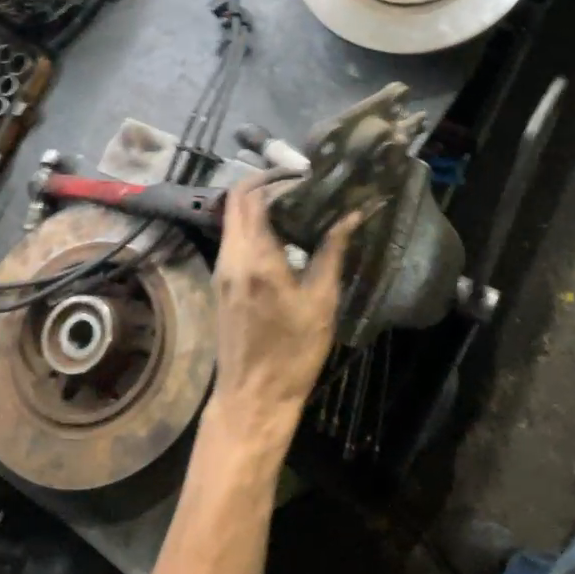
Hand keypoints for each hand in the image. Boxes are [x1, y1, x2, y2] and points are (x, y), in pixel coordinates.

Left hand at [204, 172, 359, 445]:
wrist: (252, 398)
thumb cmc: (293, 353)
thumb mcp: (321, 302)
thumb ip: (332, 252)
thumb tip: (353, 215)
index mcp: (256, 257)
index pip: (255, 195)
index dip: (278, 178)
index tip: (309, 175)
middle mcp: (231, 256)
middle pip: (236, 199)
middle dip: (265, 183)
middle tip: (301, 183)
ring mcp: (221, 269)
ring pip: (231, 217)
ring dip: (257, 202)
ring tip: (297, 203)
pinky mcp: (221, 282)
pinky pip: (233, 236)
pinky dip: (252, 223)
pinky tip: (283, 232)